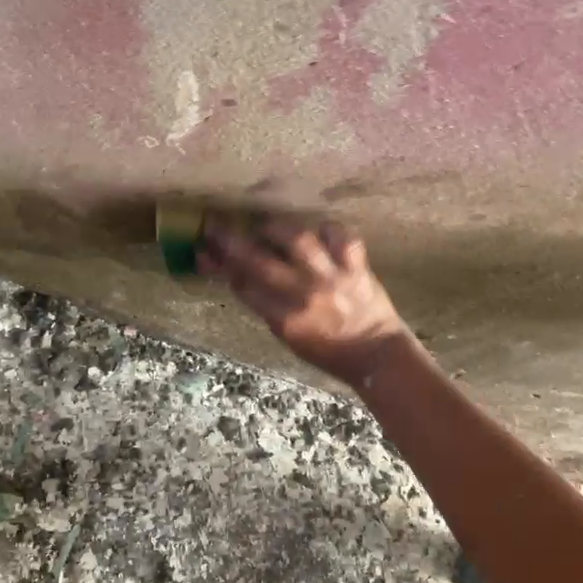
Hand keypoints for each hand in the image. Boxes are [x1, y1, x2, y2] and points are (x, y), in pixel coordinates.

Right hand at [198, 214, 413, 388]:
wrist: (377, 356)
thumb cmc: (328, 350)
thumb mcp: (288, 336)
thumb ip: (263, 305)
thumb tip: (233, 275)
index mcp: (285, 320)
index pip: (242, 286)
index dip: (220, 266)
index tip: (206, 251)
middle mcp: (305, 296)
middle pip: (259, 262)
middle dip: (231, 241)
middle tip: (214, 225)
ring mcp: (333, 278)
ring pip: (299, 240)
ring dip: (277, 228)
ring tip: (266, 225)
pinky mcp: (357, 267)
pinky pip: (341, 237)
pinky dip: (328, 230)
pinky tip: (317, 231)